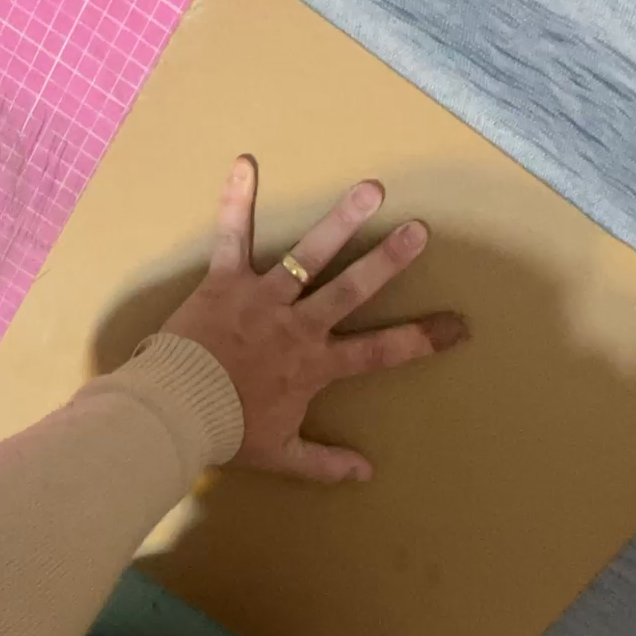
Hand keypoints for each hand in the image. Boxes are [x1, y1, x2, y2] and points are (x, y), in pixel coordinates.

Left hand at [160, 156, 467, 481]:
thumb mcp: (281, 455)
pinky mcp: (225, 283)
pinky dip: (236, 201)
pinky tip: (245, 162)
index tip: (459, 326)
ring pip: (308, 256)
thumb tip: (366, 474)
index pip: (381, 353)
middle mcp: (299, 325)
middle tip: (419, 231)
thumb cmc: (229, 431)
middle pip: (352, 290)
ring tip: (370, 190)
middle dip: (388, 261)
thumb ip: (326, 464)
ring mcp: (263, 299)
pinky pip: (231, 237)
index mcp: (316, 365)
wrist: (176, 413)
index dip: (423, 339)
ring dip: (340, 221)